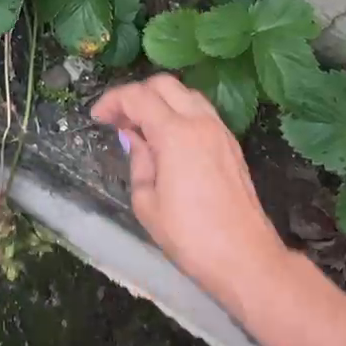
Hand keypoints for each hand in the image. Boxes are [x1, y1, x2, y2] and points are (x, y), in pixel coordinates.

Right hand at [91, 74, 287, 300]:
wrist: (248, 261)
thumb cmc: (192, 238)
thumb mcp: (147, 204)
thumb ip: (138, 162)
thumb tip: (135, 138)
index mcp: (176, 134)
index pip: (137, 97)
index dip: (112, 101)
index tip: (97, 117)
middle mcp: (200, 122)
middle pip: (163, 84)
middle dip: (136, 94)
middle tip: (118, 119)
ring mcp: (219, 131)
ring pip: (185, 93)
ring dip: (159, 100)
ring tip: (142, 126)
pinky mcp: (231, 144)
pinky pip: (200, 110)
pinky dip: (179, 111)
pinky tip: (167, 137)